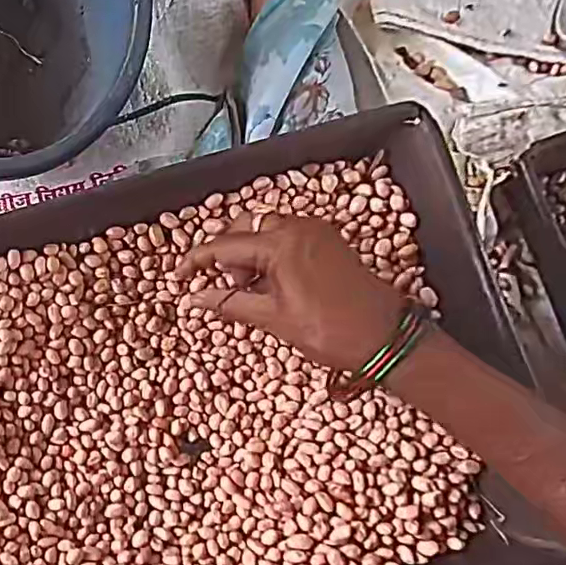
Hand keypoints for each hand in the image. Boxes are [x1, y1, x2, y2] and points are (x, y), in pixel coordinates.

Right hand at [175, 215, 405, 371]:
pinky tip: (271, 285)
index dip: (196, 261)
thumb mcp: (271, 319)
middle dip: (226, 254)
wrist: (386, 338)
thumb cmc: (331, 331)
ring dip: (248, 255)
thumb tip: (195, 298)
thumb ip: (229, 302)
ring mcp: (316, 233)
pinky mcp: (328, 243)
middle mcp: (299, 228)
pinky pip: (287, 237)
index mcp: (281, 244)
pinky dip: (270, 255)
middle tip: (225, 287)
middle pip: (243, 227)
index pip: (223, 246)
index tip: (179, 276)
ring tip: (251, 291)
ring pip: (264, 230)